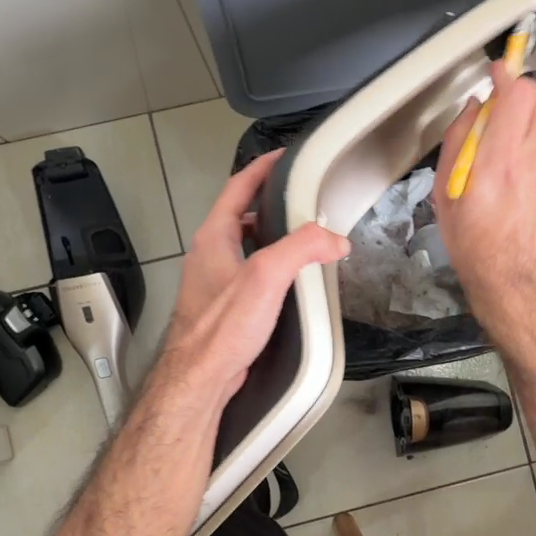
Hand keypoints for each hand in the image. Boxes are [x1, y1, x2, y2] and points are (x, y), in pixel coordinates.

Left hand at [156, 150, 348, 407]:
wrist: (200, 378)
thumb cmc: (223, 327)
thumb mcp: (267, 277)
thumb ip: (302, 249)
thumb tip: (335, 239)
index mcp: (213, 238)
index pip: (237, 189)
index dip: (261, 169)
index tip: (282, 157)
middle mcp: (208, 256)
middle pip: (239, 216)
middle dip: (269, 205)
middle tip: (299, 203)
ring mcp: (212, 283)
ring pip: (243, 247)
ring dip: (269, 239)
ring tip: (300, 241)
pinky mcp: (222, 308)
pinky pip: (247, 275)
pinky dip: (268, 269)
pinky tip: (288, 285)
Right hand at [434, 64, 535, 344]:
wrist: (513, 283)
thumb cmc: (473, 243)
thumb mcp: (445, 194)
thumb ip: (458, 143)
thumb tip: (474, 110)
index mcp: (499, 161)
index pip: (516, 95)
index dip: (507, 76)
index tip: (498, 73)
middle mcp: (533, 162)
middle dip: (523, 95)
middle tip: (504, 110)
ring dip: (525, 135)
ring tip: (505, 169)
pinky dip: (535, 166)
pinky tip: (521, 194)